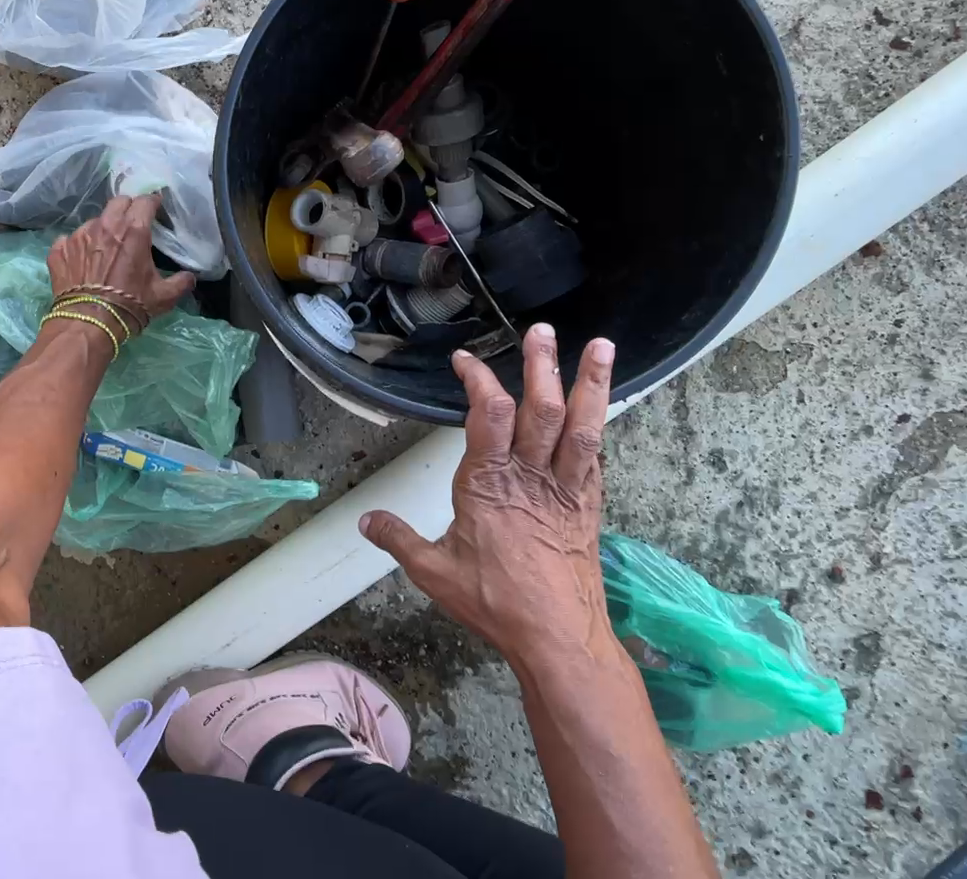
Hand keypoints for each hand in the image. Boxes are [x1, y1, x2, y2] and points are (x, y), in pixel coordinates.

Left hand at [46, 194, 196, 337]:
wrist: (88, 324)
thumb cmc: (129, 306)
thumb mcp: (163, 297)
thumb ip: (180, 283)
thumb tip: (189, 277)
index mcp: (134, 230)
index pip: (145, 201)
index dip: (152, 202)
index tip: (156, 209)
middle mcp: (105, 225)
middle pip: (118, 202)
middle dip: (128, 209)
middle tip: (132, 225)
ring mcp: (78, 235)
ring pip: (94, 221)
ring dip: (103, 230)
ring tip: (105, 250)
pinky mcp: (59, 249)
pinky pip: (71, 240)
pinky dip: (79, 248)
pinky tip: (82, 263)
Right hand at [359, 324, 617, 669]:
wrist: (558, 636)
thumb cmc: (494, 601)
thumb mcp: (432, 571)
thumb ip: (398, 538)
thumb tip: (364, 520)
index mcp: (487, 485)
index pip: (486, 416)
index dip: (477, 380)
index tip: (465, 360)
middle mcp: (529, 477)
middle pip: (540, 410)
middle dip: (540, 366)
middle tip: (541, 330)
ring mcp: (564, 489)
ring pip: (579, 425)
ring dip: (589, 383)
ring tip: (599, 346)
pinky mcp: (587, 505)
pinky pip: (595, 455)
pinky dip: (599, 424)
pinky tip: (602, 405)